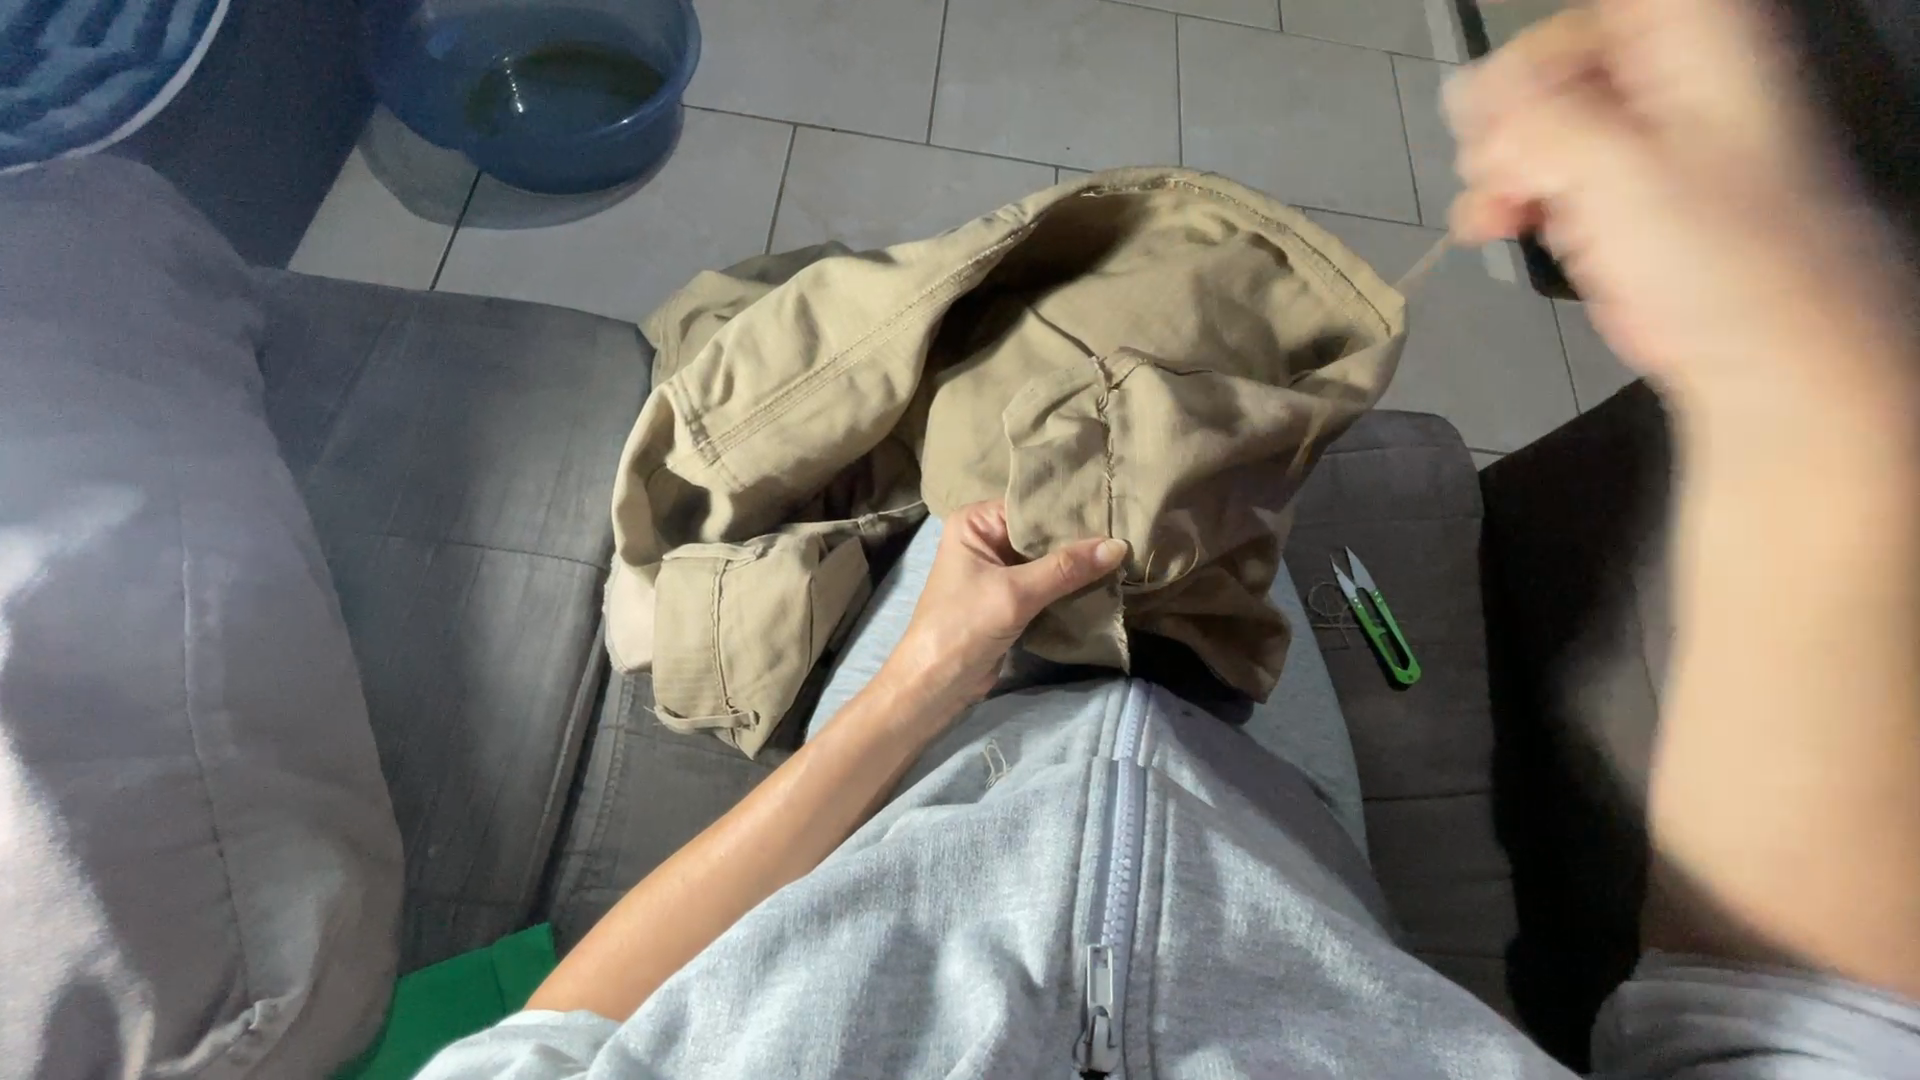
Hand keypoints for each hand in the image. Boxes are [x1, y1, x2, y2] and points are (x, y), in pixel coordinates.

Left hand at [874, 501, 1126, 717]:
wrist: (936, 683)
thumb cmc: (963, 626)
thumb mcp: (1016, 594)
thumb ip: (1066, 569)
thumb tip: (1118, 545)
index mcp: (975, 523)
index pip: (1029, 506)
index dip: (1068, 509)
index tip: (1111, 508)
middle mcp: (985, 539)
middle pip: (1041, 533)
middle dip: (1078, 539)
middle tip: (1126, 532)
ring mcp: (998, 571)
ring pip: (1046, 560)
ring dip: (1077, 566)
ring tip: (1124, 556)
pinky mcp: (1009, 599)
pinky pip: (1046, 584)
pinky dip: (1069, 586)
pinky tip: (1104, 581)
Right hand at [1445, 0, 1916, 411]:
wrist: (1759, 347)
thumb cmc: (1710, 256)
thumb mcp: (1620, 173)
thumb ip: (1542, 120)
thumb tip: (1466, 83)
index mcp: (1696, 53)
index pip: (1613, 5)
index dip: (1550, 39)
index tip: (1510, 93)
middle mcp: (1662, 89)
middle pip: (1562, 56)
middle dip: (1510, 109)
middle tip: (1496, 162)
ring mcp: (1630, 147)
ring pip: (1536, 121)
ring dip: (1495, 163)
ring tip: (1492, 211)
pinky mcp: (1605, 200)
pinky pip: (1537, 174)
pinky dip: (1503, 198)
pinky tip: (1493, 228)